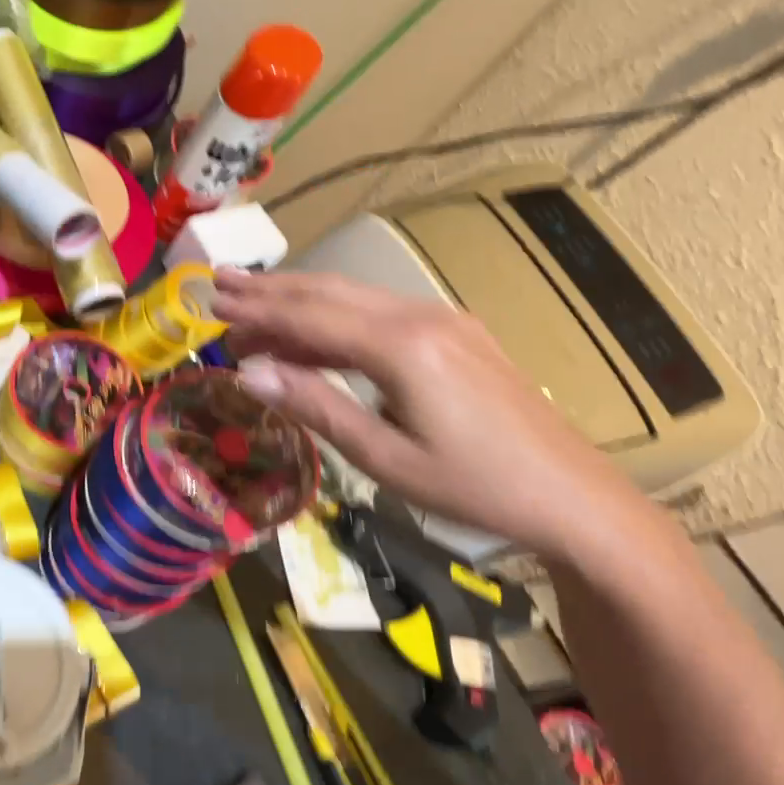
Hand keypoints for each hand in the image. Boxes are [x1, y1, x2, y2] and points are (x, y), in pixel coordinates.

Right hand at [211, 269, 651, 558]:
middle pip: (330, 293)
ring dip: (296, 301)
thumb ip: (314, 405)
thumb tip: (247, 373)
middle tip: (216, 286)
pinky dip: (331, 318)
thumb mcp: (382, 456)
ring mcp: (445, 324)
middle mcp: (423, 320)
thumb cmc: (473, 486)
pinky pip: (377, 314)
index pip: (310, 315)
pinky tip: (305, 335)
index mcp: (404, 349)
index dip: (255, 308)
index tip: (208, 300)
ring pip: (353, 298)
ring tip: (246, 307)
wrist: (575, 499)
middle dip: (269, 289)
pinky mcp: (456, 337)